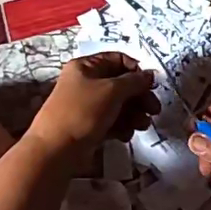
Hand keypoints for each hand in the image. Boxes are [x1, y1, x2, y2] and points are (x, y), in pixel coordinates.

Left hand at [26, 53, 158, 156]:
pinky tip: (126, 135)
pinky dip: (121, 126)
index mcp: (86, 66)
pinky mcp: (89, 125)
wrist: (56, 150)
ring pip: (118, 104)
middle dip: (139, 96)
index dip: (136, 70)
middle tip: (154, 110)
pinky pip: (111, 120)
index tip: (151, 85)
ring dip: (133, 113)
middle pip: (120, 83)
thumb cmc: (82, 112)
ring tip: (142, 125)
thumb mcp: (111, 91)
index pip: (117, 59)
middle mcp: (85, 82)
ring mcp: (87, 105)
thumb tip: (150, 74)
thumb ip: (134, 81)